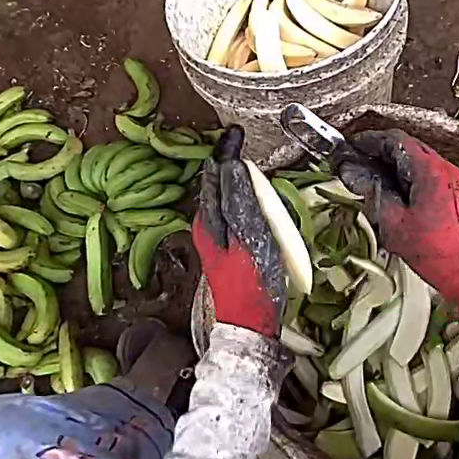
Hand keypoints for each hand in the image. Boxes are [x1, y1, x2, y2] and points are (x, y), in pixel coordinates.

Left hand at [193, 126, 285, 337]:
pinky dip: (236, 196)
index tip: (235, 135)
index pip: (215, 174)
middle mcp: (206, 224)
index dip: (225, 152)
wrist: (247, 323)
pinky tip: (248, 198)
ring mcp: (214, 237)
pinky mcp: (224, 248)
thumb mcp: (250, 236)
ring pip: (219, 196)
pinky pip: (227, 211)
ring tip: (242, 162)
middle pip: (214, 183)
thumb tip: (233, 168)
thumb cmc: (252, 282)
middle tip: (239, 143)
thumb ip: (240, 200)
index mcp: (209, 218)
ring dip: (229, 178)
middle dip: (225, 161)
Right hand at [332, 129, 458, 310]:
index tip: (354, 145)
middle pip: (410, 146)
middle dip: (382, 150)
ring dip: (396, 161)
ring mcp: (456, 180)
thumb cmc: (432, 251)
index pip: (397, 140)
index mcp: (430, 172)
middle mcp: (447, 170)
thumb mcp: (392, 223)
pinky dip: (410, 172)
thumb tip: (353, 173)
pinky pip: (431, 171)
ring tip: (374, 173)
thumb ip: (371, 192)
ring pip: (420, 158)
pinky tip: (396, 187)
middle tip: (360, 158)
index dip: (371, 140)